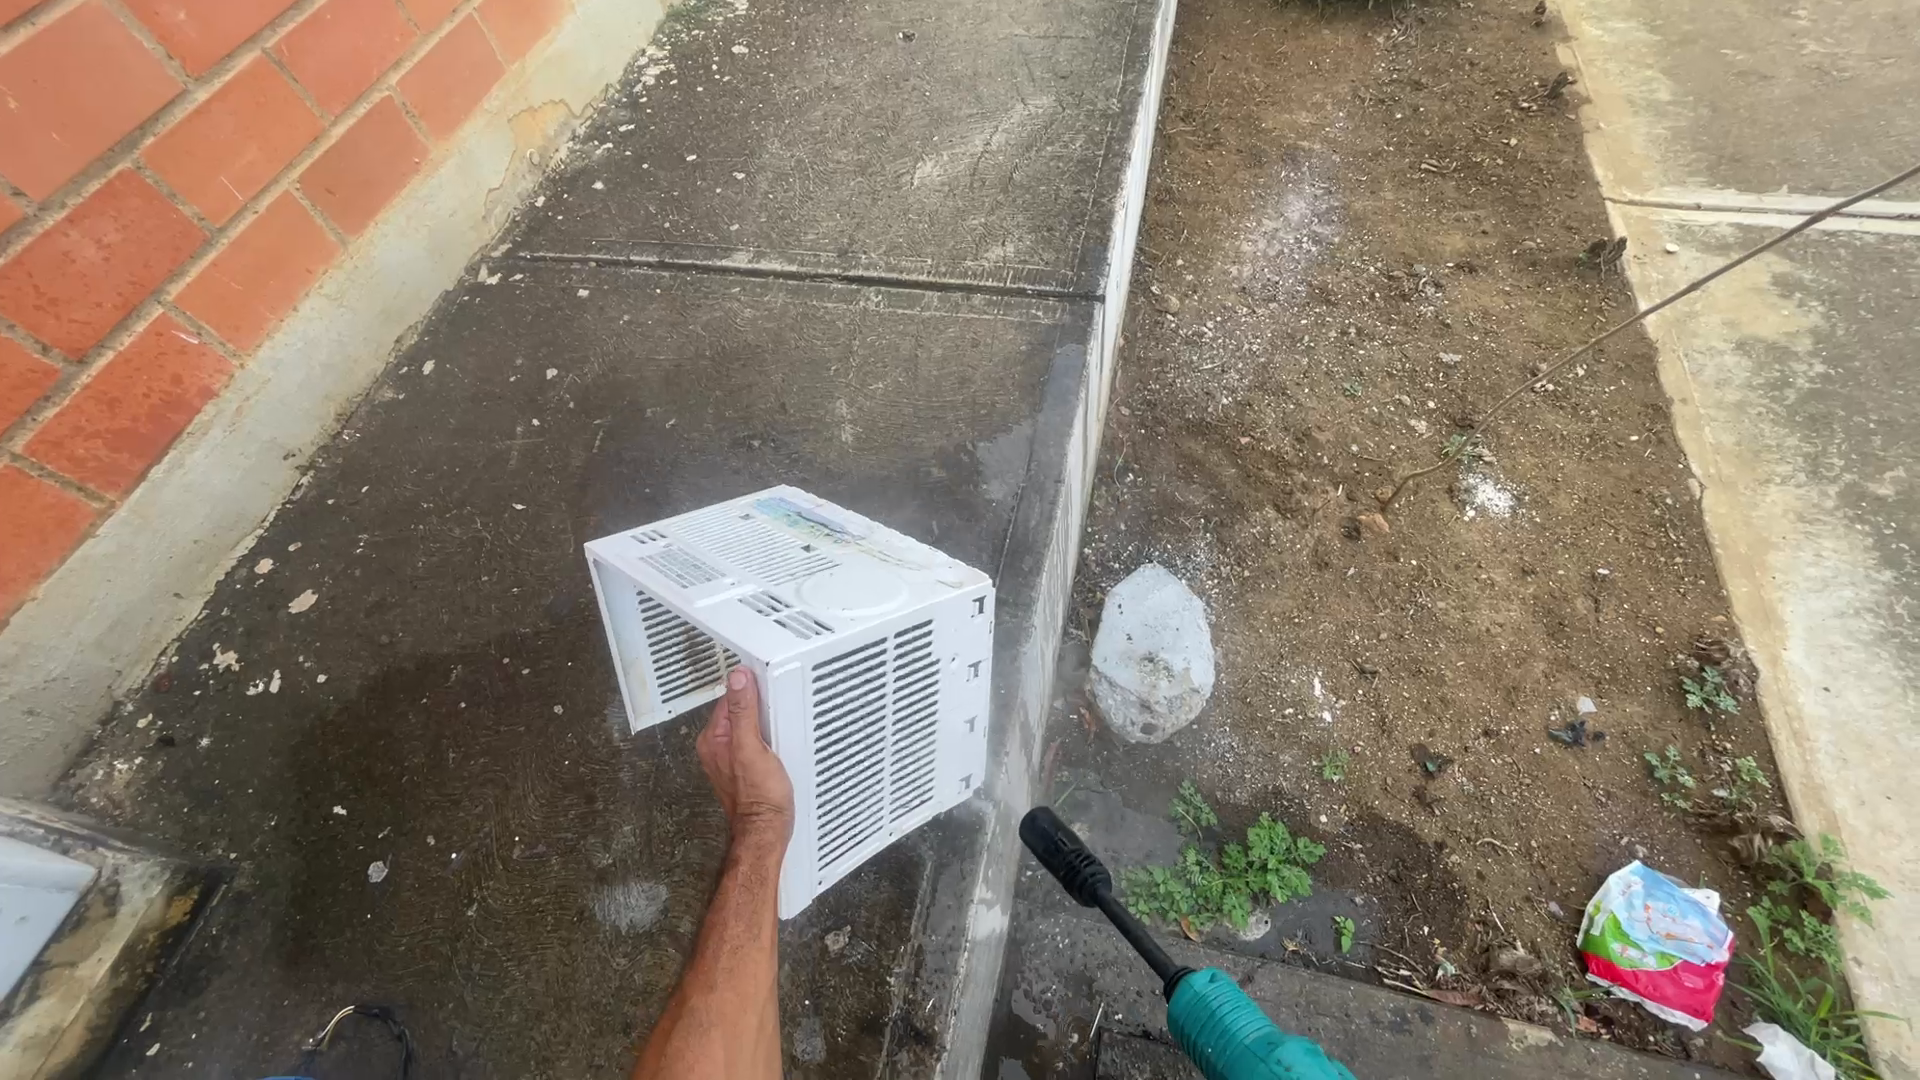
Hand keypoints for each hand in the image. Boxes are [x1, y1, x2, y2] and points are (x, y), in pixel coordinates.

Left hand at [695, 669, 794, 851]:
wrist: (768, 830)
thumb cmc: (759, 797)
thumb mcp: (750, 747)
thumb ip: (744, 711)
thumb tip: (738, 678)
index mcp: (713, 738)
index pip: (731, 698)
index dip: (751, 692)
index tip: (768, 693)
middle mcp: (720, 746)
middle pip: (742, 710)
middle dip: (762, 708)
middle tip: (777, 717)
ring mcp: (734, 756)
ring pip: (753, 724)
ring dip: (769, 723)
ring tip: (780, 732)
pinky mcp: (749, 765)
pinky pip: (759, 739)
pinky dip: (771, 737)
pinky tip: (780, 745)